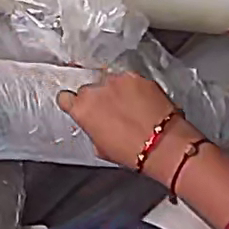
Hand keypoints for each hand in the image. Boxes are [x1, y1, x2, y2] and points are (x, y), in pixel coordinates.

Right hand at [56, 70, 202, 182]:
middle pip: (89, 89)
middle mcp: (96, 91)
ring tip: (130, 107)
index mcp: (81, 109)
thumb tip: (94, 123)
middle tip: (111, 112)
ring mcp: (117, 81)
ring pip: (110, 82)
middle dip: (97, 98)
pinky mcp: (137, 77)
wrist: (163, 144)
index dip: (73, 103)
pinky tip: (142, 102)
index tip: (79, 106)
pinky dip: (134, 88)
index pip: (65, 97)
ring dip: (116, 91)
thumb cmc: (131, 151)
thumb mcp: (100, 147)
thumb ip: (91, 128)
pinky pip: (129, 79)